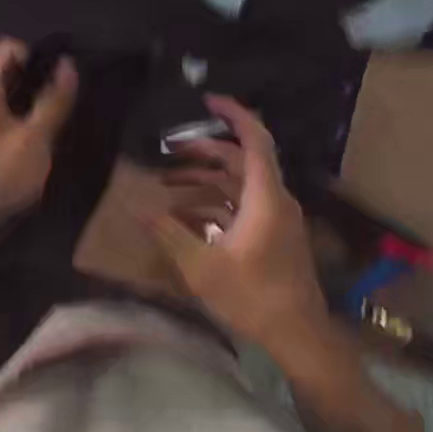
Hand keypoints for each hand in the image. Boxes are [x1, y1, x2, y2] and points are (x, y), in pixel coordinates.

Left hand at [0, 38, 76, 261]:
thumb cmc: (6, 175)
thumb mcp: (37, 137)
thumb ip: (54, 100)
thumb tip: (69, 65)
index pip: (7, 48)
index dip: (36, 53)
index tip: (58, 74)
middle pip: (9, 66)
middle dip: (38, 72)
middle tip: (63, 91)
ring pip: (10, 87)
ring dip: (33, 91)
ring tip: (57, 107)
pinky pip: (6, 104)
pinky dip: (24, 107)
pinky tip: (42, 124)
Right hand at [141, 95, 346, 377]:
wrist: (296, 332)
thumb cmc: (251, 296)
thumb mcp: (200, 266)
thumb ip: (168, 233)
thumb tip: (136, 208)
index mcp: (265, 198)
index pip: (255, 141)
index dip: (235, 115)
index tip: (209, 99)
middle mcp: (274, 200)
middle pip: (241, 161)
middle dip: (204, 152)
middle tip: (168, 152)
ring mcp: (275, 218)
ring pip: (238, 184)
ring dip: (204, 181)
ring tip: (166, 185)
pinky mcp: (271, 235)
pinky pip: (240, 206)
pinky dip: (213, 204)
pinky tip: (183, 217)